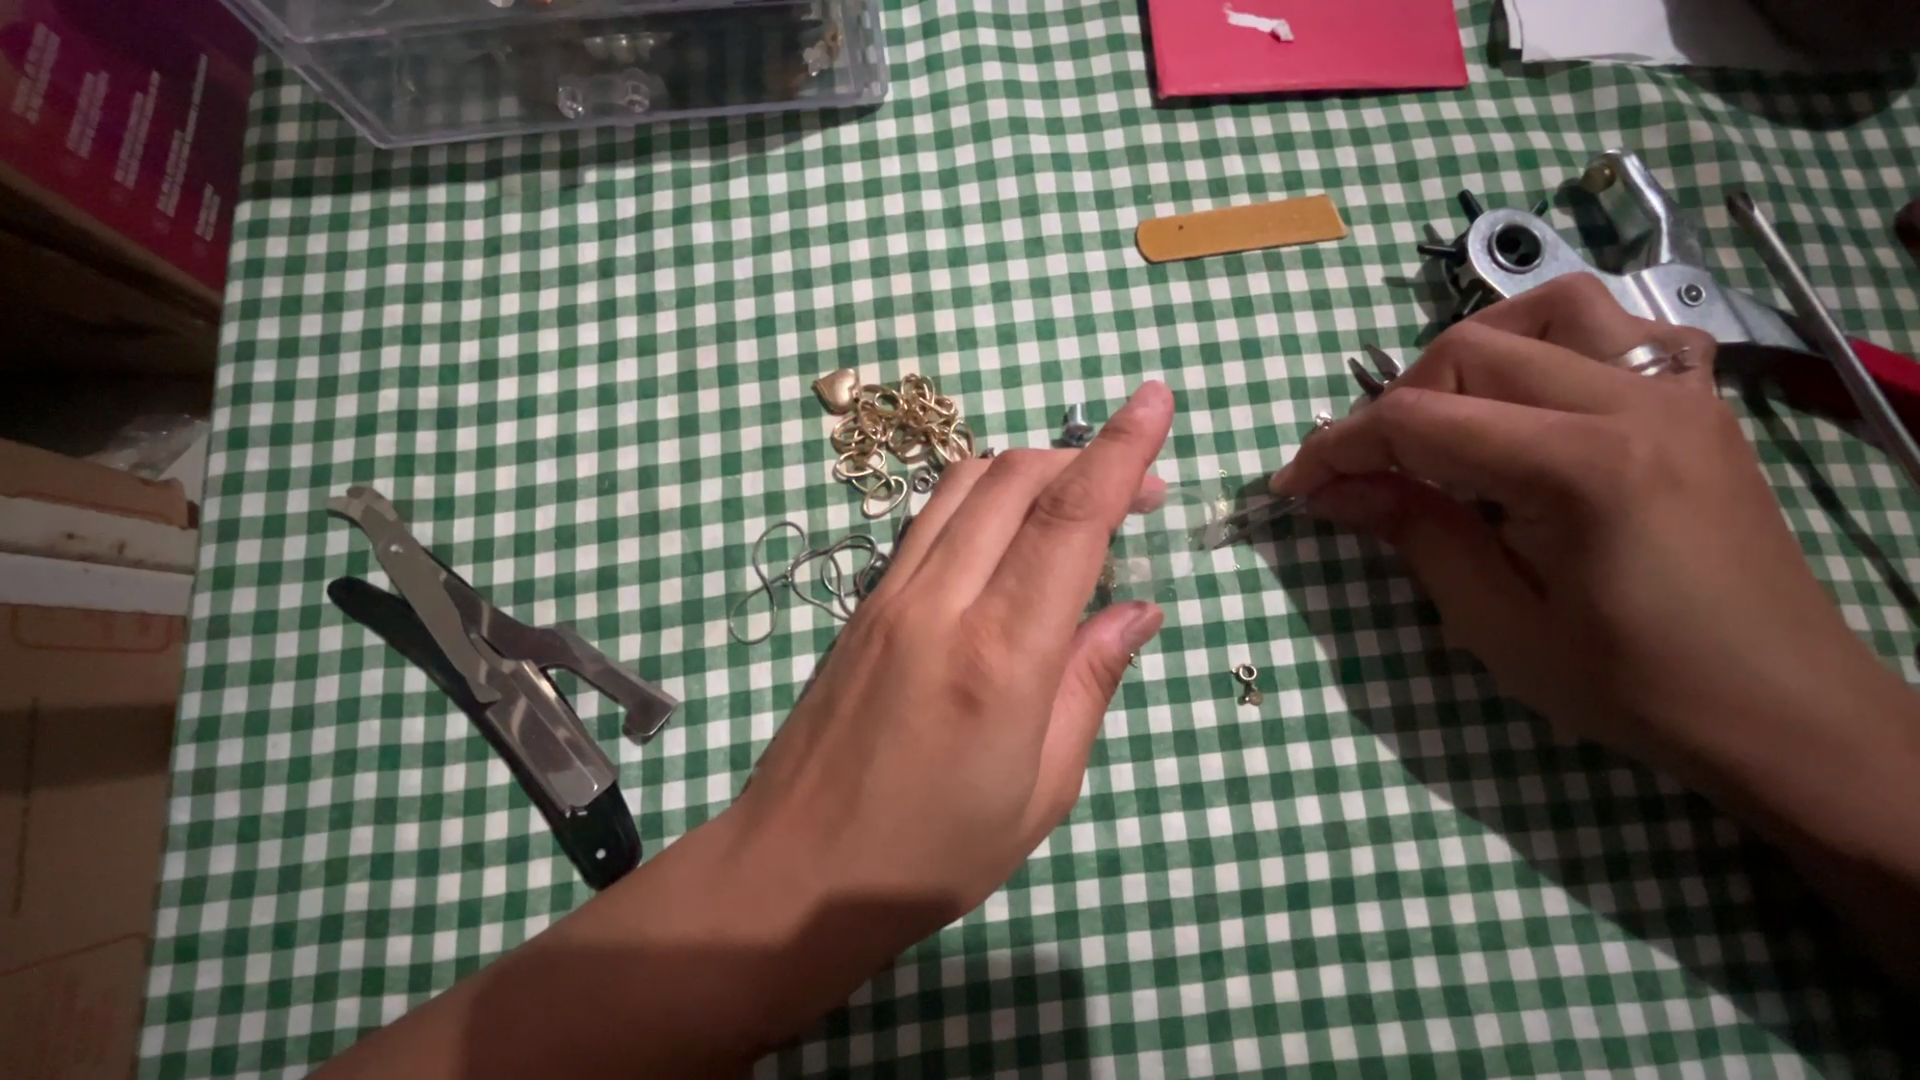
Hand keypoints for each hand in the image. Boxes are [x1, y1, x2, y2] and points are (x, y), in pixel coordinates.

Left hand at [705, 383, 1175, 1020]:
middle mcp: (940, 601)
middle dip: (1086, 454)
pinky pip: (930, 519)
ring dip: (1031, 469)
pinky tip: (1010, 534)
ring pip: (965, 485)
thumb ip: (1090, 684)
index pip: (1070, 519)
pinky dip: (983, 498)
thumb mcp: (1043, 789)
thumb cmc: (932, 853)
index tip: (1158, 399)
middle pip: (1014, 477)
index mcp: (1000, 655)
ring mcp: (889, 594)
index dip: (1122, 450)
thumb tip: (1137, 610)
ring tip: (1080, 499)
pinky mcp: (861, 603)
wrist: (793, 871)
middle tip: (1142, 486)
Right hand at [1272, 276, 1917, 860]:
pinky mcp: (1698, 402)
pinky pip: (1619, 327)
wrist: (1782, 709)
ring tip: (1442, 412)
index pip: (1417, 420)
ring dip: (1470, 350)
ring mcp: (1677, 392)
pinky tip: (1533, 398)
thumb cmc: (1630, 683)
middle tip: (1364, 471)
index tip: (1293, 485)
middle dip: (1390, 404)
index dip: (1337, 448)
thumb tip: (1335, 488)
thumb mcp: (1496, 623)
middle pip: (1466, 351)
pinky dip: (1551, 343)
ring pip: (1546, 309)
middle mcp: (1631, 403)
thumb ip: (1414, 532)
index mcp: (1577, 469)